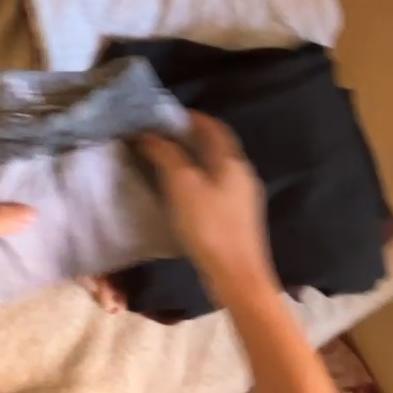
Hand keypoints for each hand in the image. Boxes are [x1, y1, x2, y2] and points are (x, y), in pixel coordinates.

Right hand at [139, 112, 279, 306]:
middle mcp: (242, 172)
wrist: (237, 277)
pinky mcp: (238, 216)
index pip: (214, 126)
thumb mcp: (182, 184)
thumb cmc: (208, 225)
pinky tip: (181, 189)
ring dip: (193, 157)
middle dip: (190, 136)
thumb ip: (166, 154)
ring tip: (166, 159)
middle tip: (161, 135)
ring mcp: (243, 196)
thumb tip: (149, 133)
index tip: (164, 115)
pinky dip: (198, 176)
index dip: (191, 117)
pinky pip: (216, 184)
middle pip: (216, 144)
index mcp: (231, 161)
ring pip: (216, 165)